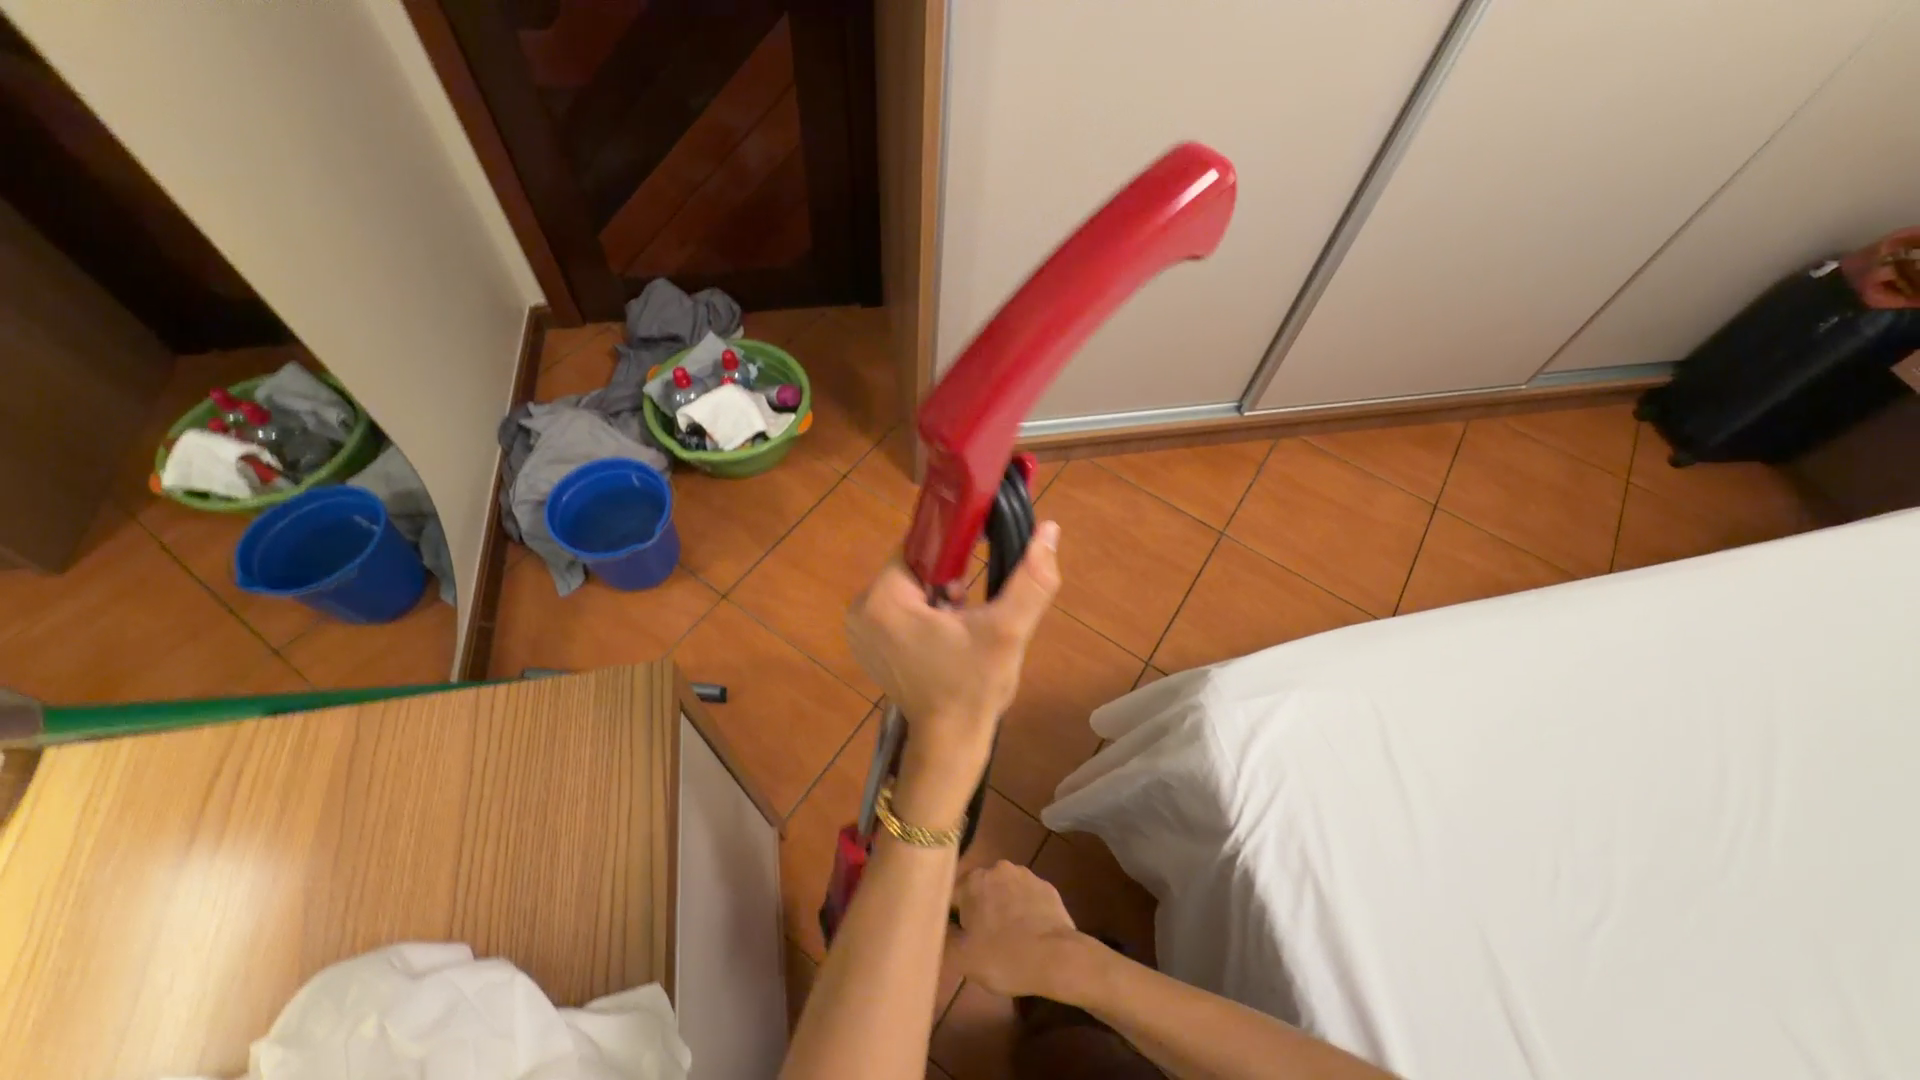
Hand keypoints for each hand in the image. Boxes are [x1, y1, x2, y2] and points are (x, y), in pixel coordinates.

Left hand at [846, 522, 1060, 804]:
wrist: (950, 742)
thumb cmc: (973, 686)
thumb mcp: (1007, 630)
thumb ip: (1031, 580)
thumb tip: (1049, 529)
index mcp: (881, 599)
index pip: (917, 548)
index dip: (952, 554)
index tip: (975, 574)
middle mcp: (860, 610)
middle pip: (913, 569)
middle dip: (946, 582)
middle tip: (972, 612)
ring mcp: (860, 632)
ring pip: (910, 590)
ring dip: (938, 599)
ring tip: (962, 628)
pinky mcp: (870, 648)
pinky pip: (901, 612)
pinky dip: (925, 617)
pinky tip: (947, 640)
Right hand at [952, 861, 1086, 998]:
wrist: (1058, 959)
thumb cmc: (1004, 957)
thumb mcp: (961, 958)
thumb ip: (943, 939)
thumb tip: (940, 929)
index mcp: (973, 880)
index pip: (951, 897)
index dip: (952, 921)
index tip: (961, 942)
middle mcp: (999, 868)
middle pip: (979, 892)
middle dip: (978, 913)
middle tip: (983, 944)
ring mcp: (1027, 875)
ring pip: (1004, 893)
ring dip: (1002, 910)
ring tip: (1008, 942)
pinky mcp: (1048, 888)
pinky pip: (1027, 899)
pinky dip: (1024, 913)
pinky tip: (1028, 936)